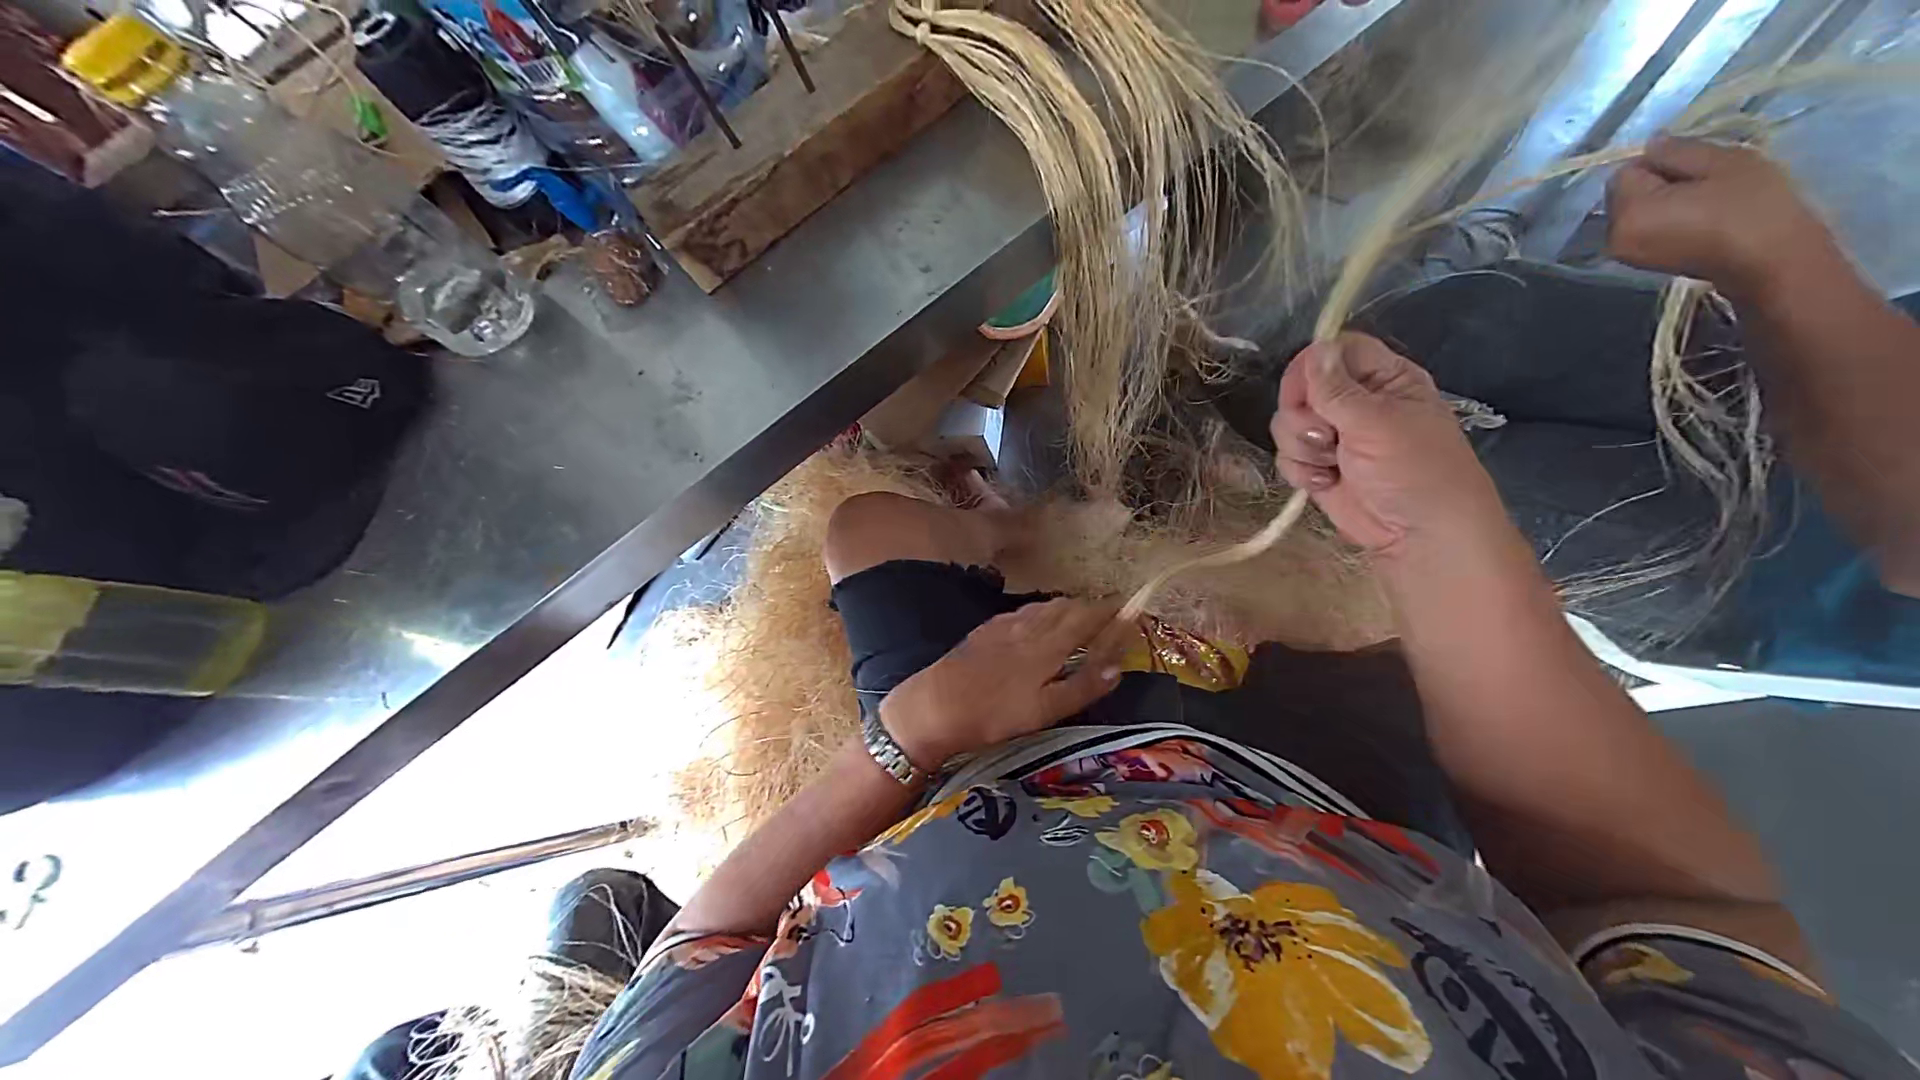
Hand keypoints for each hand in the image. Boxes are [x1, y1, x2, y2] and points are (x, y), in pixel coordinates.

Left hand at [879, 599, 1130, 768]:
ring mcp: (1004, 625)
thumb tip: (1119, 666)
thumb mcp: (1044, 710)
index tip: (1130, 608)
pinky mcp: (985, 629)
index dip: (1111, 612)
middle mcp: (1029, 626)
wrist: (935, 704)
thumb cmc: (994, 713)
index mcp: (1048, 644)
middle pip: (1067, 607)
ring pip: (1044, 606)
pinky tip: (1036, 622)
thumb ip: (1082, 686)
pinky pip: (1023, 612)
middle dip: (1091, 607)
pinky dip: (1041, 612)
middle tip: (1108, 615)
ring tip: (1078, 616)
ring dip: (1067, 607)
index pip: (1088, 618)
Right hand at [1271, 333, 1508, 555]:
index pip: (1335, 352)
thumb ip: (1337, 389)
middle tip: (1326, 436)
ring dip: (1301, 447)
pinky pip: (1287, 455)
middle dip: (1302, 416)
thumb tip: (1315, 349)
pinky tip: (1324, 482)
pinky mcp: (1317, 466)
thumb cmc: (1414, 471)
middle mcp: (1354, 402)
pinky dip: (1300, 470)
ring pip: (1288, 424)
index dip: (1311, 368)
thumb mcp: (1377, 424)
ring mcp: (1333, 436)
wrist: (1417, 534)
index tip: (1302, 393)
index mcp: (1383, 380)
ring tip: (1330, 464)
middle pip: (1301, 388)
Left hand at [1606, 136, 1841, 297]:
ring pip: (1631, 208)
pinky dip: (1660, 215)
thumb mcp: (1723, 163)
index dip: (1657, 163)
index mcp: (1629, 211)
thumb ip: (1679, 151)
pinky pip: (1639, 225)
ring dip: (1659, 198)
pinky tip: (1694, 215)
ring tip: (1702, 199)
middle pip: (1622, 192)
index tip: (1693, 166)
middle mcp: (1612, 234)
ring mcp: (1621, 251)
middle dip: (1654, 181)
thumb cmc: (1750, 207)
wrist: (1765, 258)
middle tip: (1701, 182)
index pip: (1624, 172)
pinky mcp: (1635, 260)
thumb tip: (1651, 142)